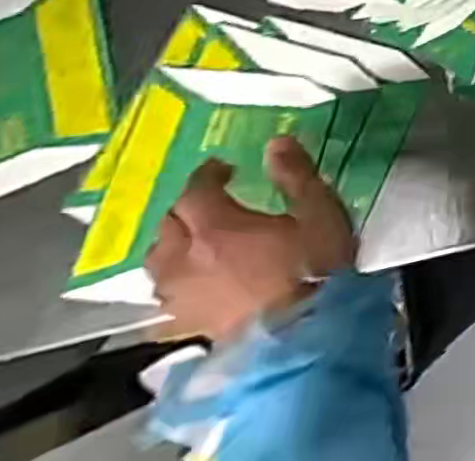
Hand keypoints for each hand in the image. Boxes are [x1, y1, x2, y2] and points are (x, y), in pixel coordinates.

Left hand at [144, 136, 356, 341]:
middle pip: (169, 223)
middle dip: (188, 207)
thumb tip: (276, 142)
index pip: (195, 190)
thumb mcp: (318, 210)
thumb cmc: (314, 265)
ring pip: (156, 261)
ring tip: (195, 240)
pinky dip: (171, 284)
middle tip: (213, 201)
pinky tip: (187, 286)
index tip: (225, 168)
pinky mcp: (184, 324)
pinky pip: (161, 300)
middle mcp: (184, 259)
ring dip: (172, 243)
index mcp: (216, 227)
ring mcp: (179, 295)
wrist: (303, 333)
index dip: (208, 174)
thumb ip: (296, 174)